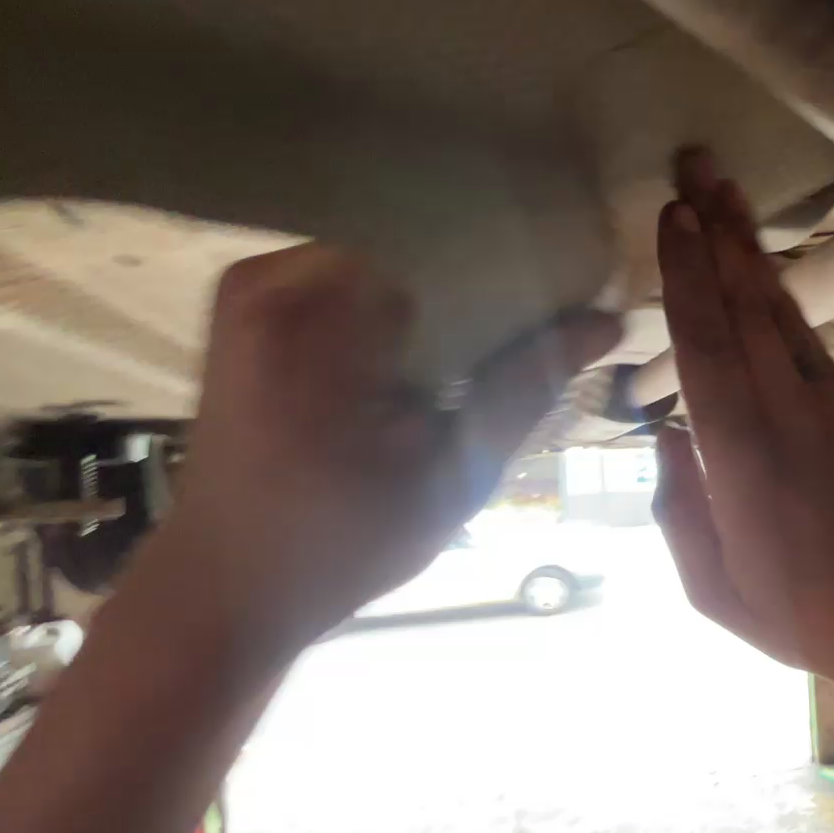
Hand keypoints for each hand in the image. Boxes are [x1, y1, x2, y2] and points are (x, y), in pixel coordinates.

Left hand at [128, 243, 619, 657]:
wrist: (228, 587)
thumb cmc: (341, 546)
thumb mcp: (453, 475)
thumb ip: (523, 388)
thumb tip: (604, 324)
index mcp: (312, 317)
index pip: (447, 245)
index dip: (520, 266)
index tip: (575, 289)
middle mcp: (274, 279)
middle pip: (418, 247)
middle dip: (489, 285)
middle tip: (551, 323)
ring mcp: (257, 288)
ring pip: (396, 264)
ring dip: (453, 303)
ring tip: (502, 345)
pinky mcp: (256, 309)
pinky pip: (362, 285)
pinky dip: (410, 315)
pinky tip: (441, 358)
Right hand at [652, 150, 833, 722]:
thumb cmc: (802, 616)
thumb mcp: (713, 591)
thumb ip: (678, 511)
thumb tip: (670, 436)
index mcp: (741, 463)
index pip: (705, 353)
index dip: (686, 281)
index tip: (672, 220)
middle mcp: (787, 420)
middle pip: (745, 313)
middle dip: (716, 238)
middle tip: (694, 170)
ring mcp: (832, 412)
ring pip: (784, 318)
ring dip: (752, 253)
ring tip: (725, 196)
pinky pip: (812, 346)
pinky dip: (785, 301)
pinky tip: (764, 274)